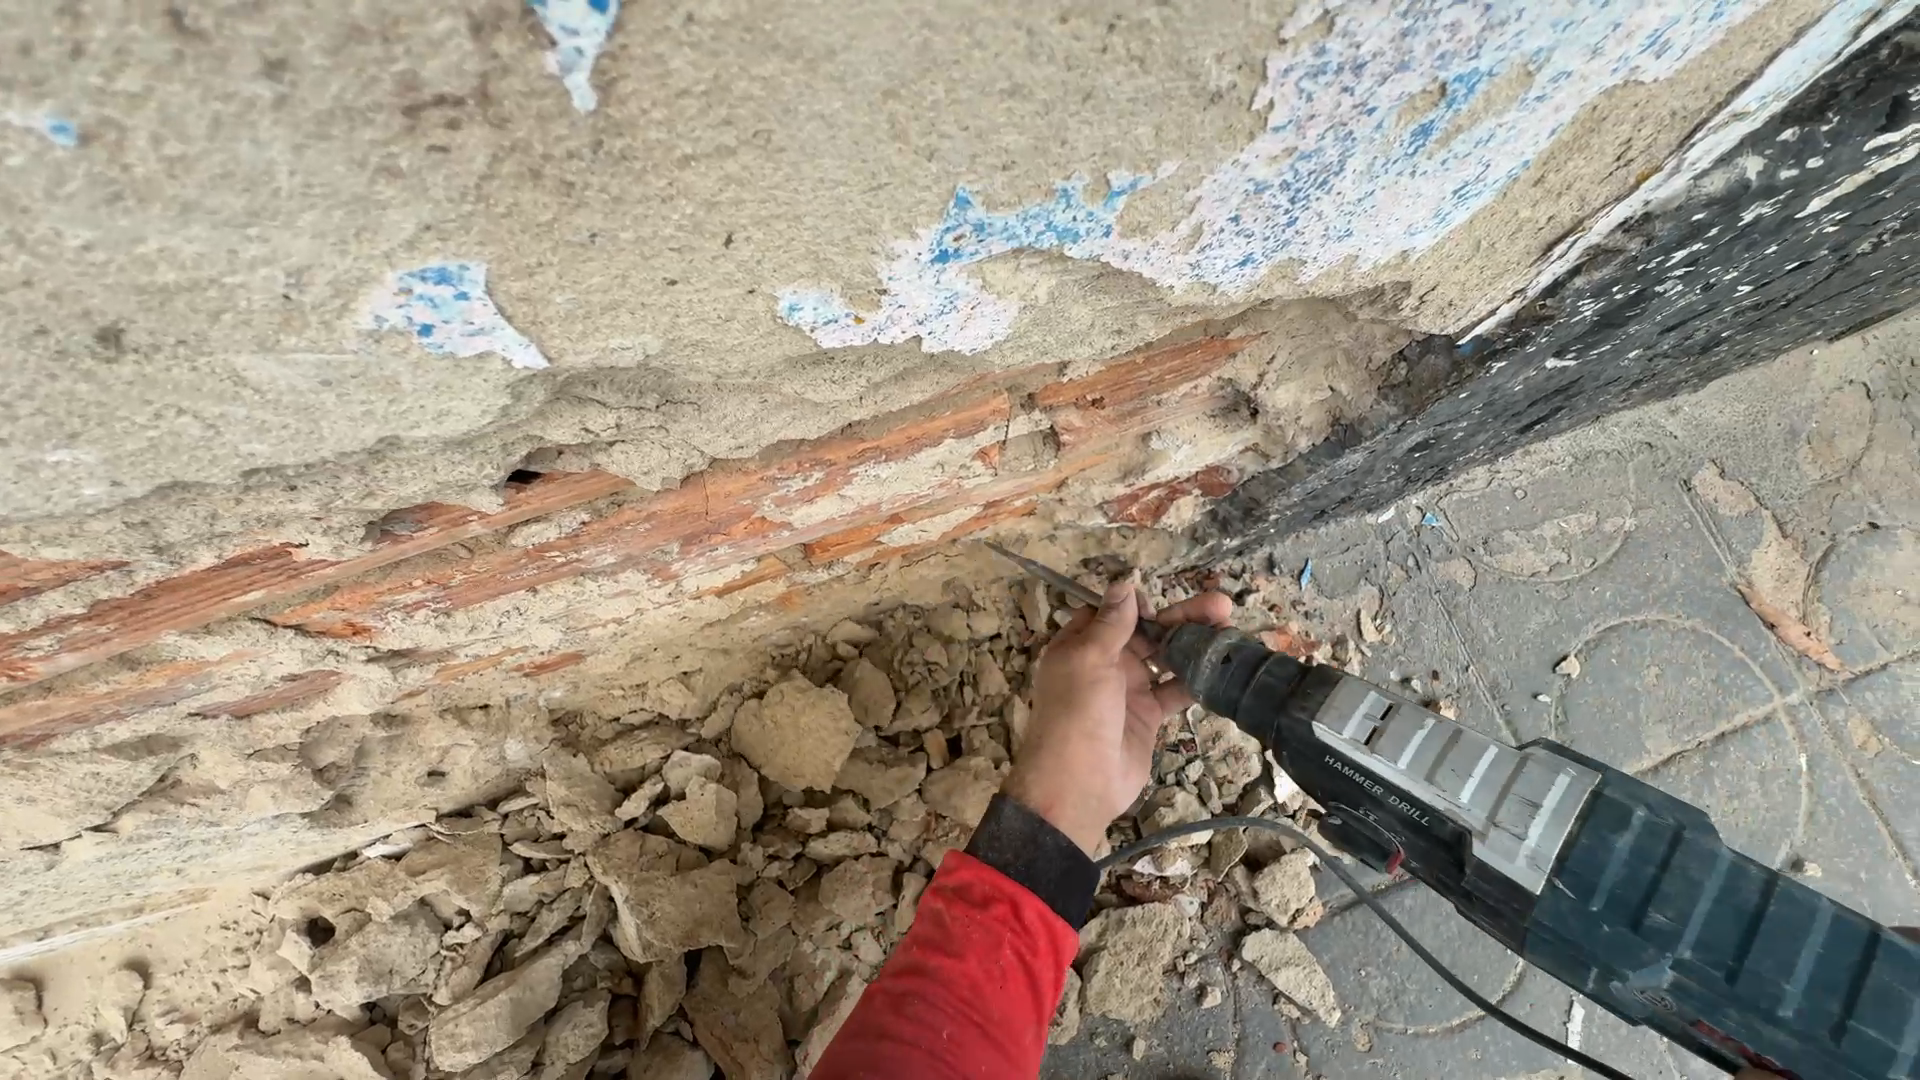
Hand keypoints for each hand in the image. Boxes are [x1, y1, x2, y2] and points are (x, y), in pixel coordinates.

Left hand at [1001, 577, 1233, 855]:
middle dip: (1181, 617)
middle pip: (1146, 631)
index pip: (1111, 613)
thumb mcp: (1089, 658)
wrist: (1079, 782)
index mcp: (1080, 645)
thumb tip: (1125, 582)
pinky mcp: (1148, 715)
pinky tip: (1224, 665)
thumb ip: (1112, 622)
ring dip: (1195, 643)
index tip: (1159, 603)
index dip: (1137, 605)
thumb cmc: (1077, 711)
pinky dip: (1197, 679)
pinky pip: (1176, 690)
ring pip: (1165, 657)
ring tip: (1229, 628)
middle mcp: (1104, 663)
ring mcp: (1128, 689)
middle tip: (1221, 604)